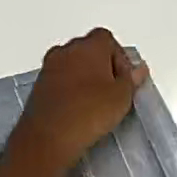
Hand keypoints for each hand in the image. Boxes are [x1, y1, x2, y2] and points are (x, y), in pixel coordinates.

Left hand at [12, 28, 147, 168]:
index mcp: (89, 45)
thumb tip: (138, 70)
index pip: (108, 40)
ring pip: (72, 64)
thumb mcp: (122, 97)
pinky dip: (69, 88)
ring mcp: (48, 66)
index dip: (119, 58)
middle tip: (112, 90)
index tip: (124, 79)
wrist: (50, 136)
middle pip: (89, 50)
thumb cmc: (89, 112)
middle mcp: (66, 50)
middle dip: (102, 66)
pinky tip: (77, 109)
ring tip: (95, 102)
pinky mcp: (38, 85)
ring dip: (84, 77)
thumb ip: (131, 79)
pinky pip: (59, 79)